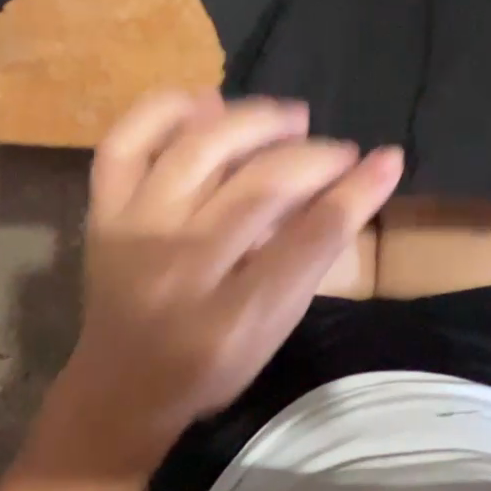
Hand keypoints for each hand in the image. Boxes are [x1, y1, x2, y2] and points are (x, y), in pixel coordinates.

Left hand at [52, 91, 403, 463]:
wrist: (119, 388)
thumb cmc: (210, 365)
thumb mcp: (273, 329)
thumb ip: (311, 259)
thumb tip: (355, 182)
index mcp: (230, 317)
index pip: (306, 240)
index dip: (354, 194)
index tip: (387, 160)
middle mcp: (178, 267)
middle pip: (258, 188)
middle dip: (313, 157)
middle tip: (340, 149)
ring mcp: (133, 231)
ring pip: (199, 150)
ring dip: (254, 121)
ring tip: (293, 117)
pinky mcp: (104, 211)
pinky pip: (127, 141)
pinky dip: (167, 110)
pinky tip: (209, 102)